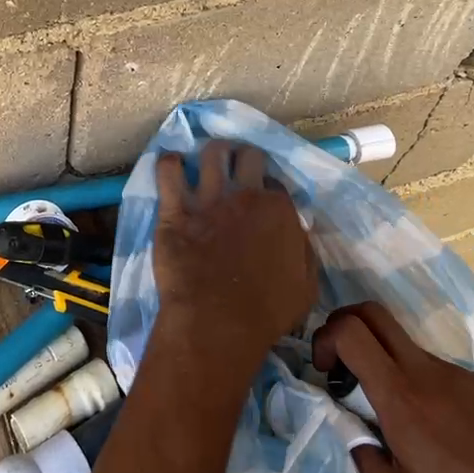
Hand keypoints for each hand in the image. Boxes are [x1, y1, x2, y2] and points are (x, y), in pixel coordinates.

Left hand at [151, 141, 313, 366]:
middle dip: (244, 156)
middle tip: (237, 164)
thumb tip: (298, 229)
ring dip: (211, 151)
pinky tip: (171, 164)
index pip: (275, 184)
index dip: (269, 189)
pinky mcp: (174, 210)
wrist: (218, 321)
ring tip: (207, 157)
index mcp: (278, 210)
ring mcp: (207, 200)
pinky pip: (167, 172)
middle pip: (247, 155)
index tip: (262, 197)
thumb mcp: (305, 285)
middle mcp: (244, 195)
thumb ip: (303, 250)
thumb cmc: (266, 311)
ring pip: (210, 153)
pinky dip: (169, 163)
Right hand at [313, 303, 473, 472]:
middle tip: (340, 363)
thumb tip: (353, 434)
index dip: (324, 336)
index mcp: (401, 397)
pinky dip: (419, 382)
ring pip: (405, 343)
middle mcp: (427, 372)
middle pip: (373, 312)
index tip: (324, 369)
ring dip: (384, 361)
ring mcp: (460, 375)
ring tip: (394, 414)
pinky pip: (437, 369)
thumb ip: (364, 458)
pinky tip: (435, 428)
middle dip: (344, 324)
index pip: (350, 330)